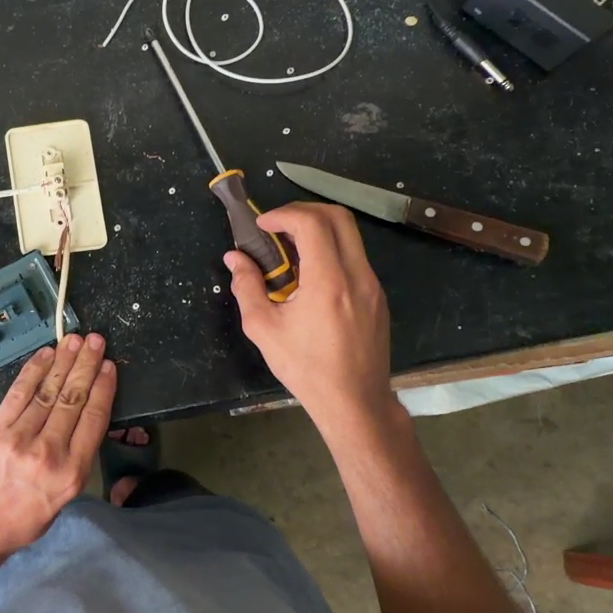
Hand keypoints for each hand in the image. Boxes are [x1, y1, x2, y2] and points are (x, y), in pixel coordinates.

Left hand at [0, 333, 116, 556]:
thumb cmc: (29, 514)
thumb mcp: (67, 495)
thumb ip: (78, 456)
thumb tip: (87, 413)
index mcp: (73, 472)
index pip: (93, 419)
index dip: (103, 388)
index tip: (109, 366)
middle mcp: (49, 452)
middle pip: (72, 399)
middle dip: (85, 365)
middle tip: (95, 340)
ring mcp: (19, 438)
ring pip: (47, 391)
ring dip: (63, 361)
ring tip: (73, 340)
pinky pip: (18, 393)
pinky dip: (33, 370)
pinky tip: (46, 355)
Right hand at [226, 203, 392, 420]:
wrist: (354, 400)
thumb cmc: (304, 367)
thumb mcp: (263, 328)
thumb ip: (247, 287)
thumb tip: (235, 258)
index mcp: (328, 281)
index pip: (312, 224)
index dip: (283, 214)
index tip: (261, 225)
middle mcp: (357, 275)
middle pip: (338, 217)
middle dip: (302, 211)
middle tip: (276, 226)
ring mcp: (372, 285)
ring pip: (349, 236)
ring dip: (316, 231)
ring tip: (288, 251)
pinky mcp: (377, 296)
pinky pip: (354, 258)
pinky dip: (329, 251)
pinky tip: (307, 276)